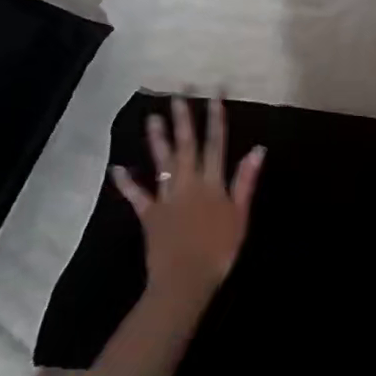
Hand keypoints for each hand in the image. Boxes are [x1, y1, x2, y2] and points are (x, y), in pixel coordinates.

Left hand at [110, 97, 265, 308]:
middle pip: (186, 146)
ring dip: (157, 140)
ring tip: (152, 118)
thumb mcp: (240, 215)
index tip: (214, 94)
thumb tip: (257, 149)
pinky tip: (117, 169)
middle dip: (183, 119)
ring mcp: (167, 198)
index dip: (215, 118)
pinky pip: (137, 196)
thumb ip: (245, 181)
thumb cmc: (219, 250)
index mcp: (212, 183)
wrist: (184, 281)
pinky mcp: (150, 215)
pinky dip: (127, 183)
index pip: (216, 143)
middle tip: (178, 94)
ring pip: (163, 163)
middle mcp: (189, 183)